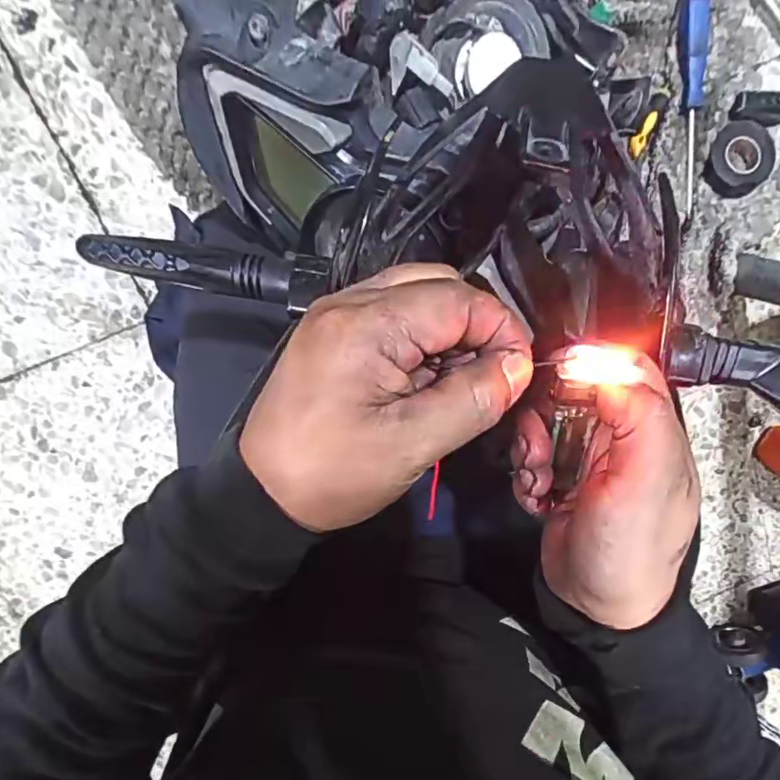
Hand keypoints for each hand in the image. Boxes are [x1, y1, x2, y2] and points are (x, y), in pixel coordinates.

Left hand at [241, 264, 534, 531]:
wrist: (263, 494)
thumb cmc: (328, 475)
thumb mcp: (411, 444)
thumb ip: (472, 400)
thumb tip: (515, 368)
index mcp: (365, 324)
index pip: (459, 298)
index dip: (501, 330)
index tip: (516, 371)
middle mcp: (345, 306)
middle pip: (438, 286)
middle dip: (475, 327)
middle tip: (488, 378)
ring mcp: (333, 318)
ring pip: (414, 299)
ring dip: (446, 335)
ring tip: (453, 386)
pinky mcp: (329, 337)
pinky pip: (388, 319)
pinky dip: (417, 343)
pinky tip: (420, 383)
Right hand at [510, 360, 699, 628]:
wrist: (596, 606)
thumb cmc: (631, 555)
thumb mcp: (646, 479)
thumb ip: (639, 414)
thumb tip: (612, 364)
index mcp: (654, 433)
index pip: (627, 371)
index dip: (589, 364)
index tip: (556, 376)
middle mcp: (624, 444)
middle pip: (576, 395)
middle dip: (547, 415)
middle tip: (539, 445)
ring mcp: (590, 465)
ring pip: (549, 426)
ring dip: (531, 448)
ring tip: (537, 478)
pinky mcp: (563, 484)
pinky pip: (534, 459)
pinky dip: (526, 473)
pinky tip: (536, 495)